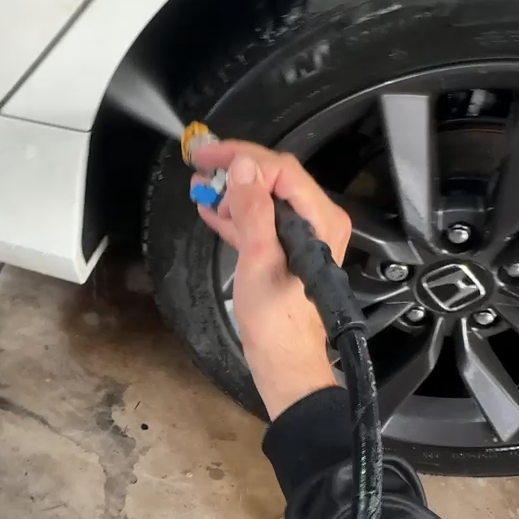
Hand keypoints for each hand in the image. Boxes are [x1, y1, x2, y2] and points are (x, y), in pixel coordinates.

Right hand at [191, 141, 353, 418]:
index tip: (208, 155)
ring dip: (232, 193)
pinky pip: (259, 223)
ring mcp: (299, 238)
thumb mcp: (259, 259)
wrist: (284, 363)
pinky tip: (212, 210)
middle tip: (200, 169)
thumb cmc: (277, 321)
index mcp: (319, 220)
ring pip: (263, 200)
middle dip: (235, 172)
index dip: (242, 156)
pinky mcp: (283, 254)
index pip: (281, 169)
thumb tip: (243, 167)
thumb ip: (254, 210)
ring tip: (201, 191)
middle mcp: (314, 223)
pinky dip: (236, 215)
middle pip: (273, 180)